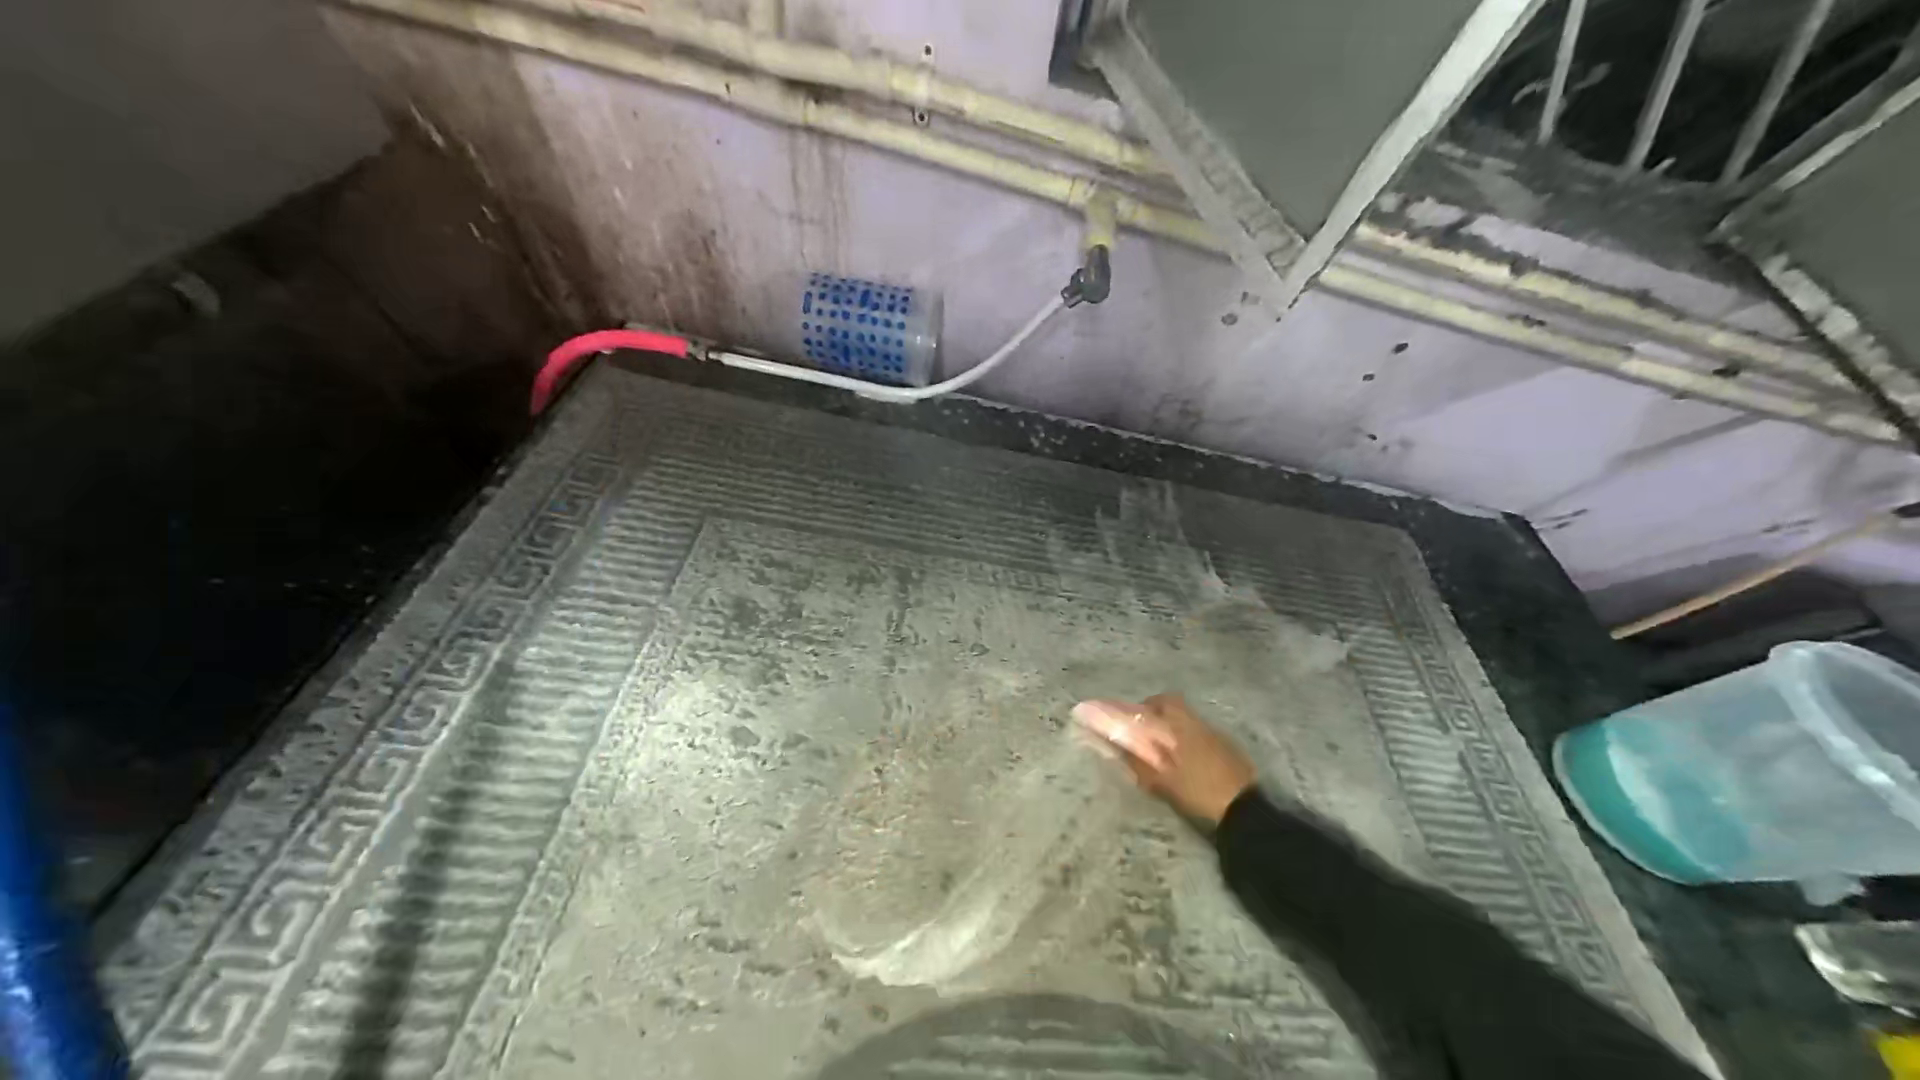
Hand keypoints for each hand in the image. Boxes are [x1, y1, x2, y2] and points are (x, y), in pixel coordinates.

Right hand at [1072, 693, 1255, 826]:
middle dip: (1161, 718)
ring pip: (1192, 724)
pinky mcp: (1232, 752)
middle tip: (1148, 736)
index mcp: (1184, 726)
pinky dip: (1192, 743)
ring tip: (1166, 753)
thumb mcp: (1161, 780)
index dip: (1148, 705)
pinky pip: (1205, 738)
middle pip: (1179, 709)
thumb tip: (1118, 746)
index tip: (1135, 718)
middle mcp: (1203, 725)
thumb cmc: (1198, 791)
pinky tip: (1188, 764)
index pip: (1164, 700)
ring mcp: (1220, 738)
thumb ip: (1137, 760)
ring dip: (1177, 731)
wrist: (1244, 812)